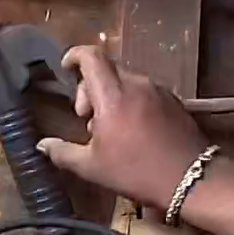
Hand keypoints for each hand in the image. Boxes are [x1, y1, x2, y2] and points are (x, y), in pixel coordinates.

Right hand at [37, 45, 213, 208]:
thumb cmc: (137, 171)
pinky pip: (144, 90)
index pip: (91, 56)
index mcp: (113, 95)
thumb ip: (63, 153)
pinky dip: (130, 100)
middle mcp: (136, 84)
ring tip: (111, 128)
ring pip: (125, 80)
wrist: (190, 178)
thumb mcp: (93, 167)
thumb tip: (42, 145)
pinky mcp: (172, 99)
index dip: (74, 56)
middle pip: (106, 69)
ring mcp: (157, 90)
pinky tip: (133, 128)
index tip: (66, 68)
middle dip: (90, 87)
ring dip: (111, 95)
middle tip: (88, 119)